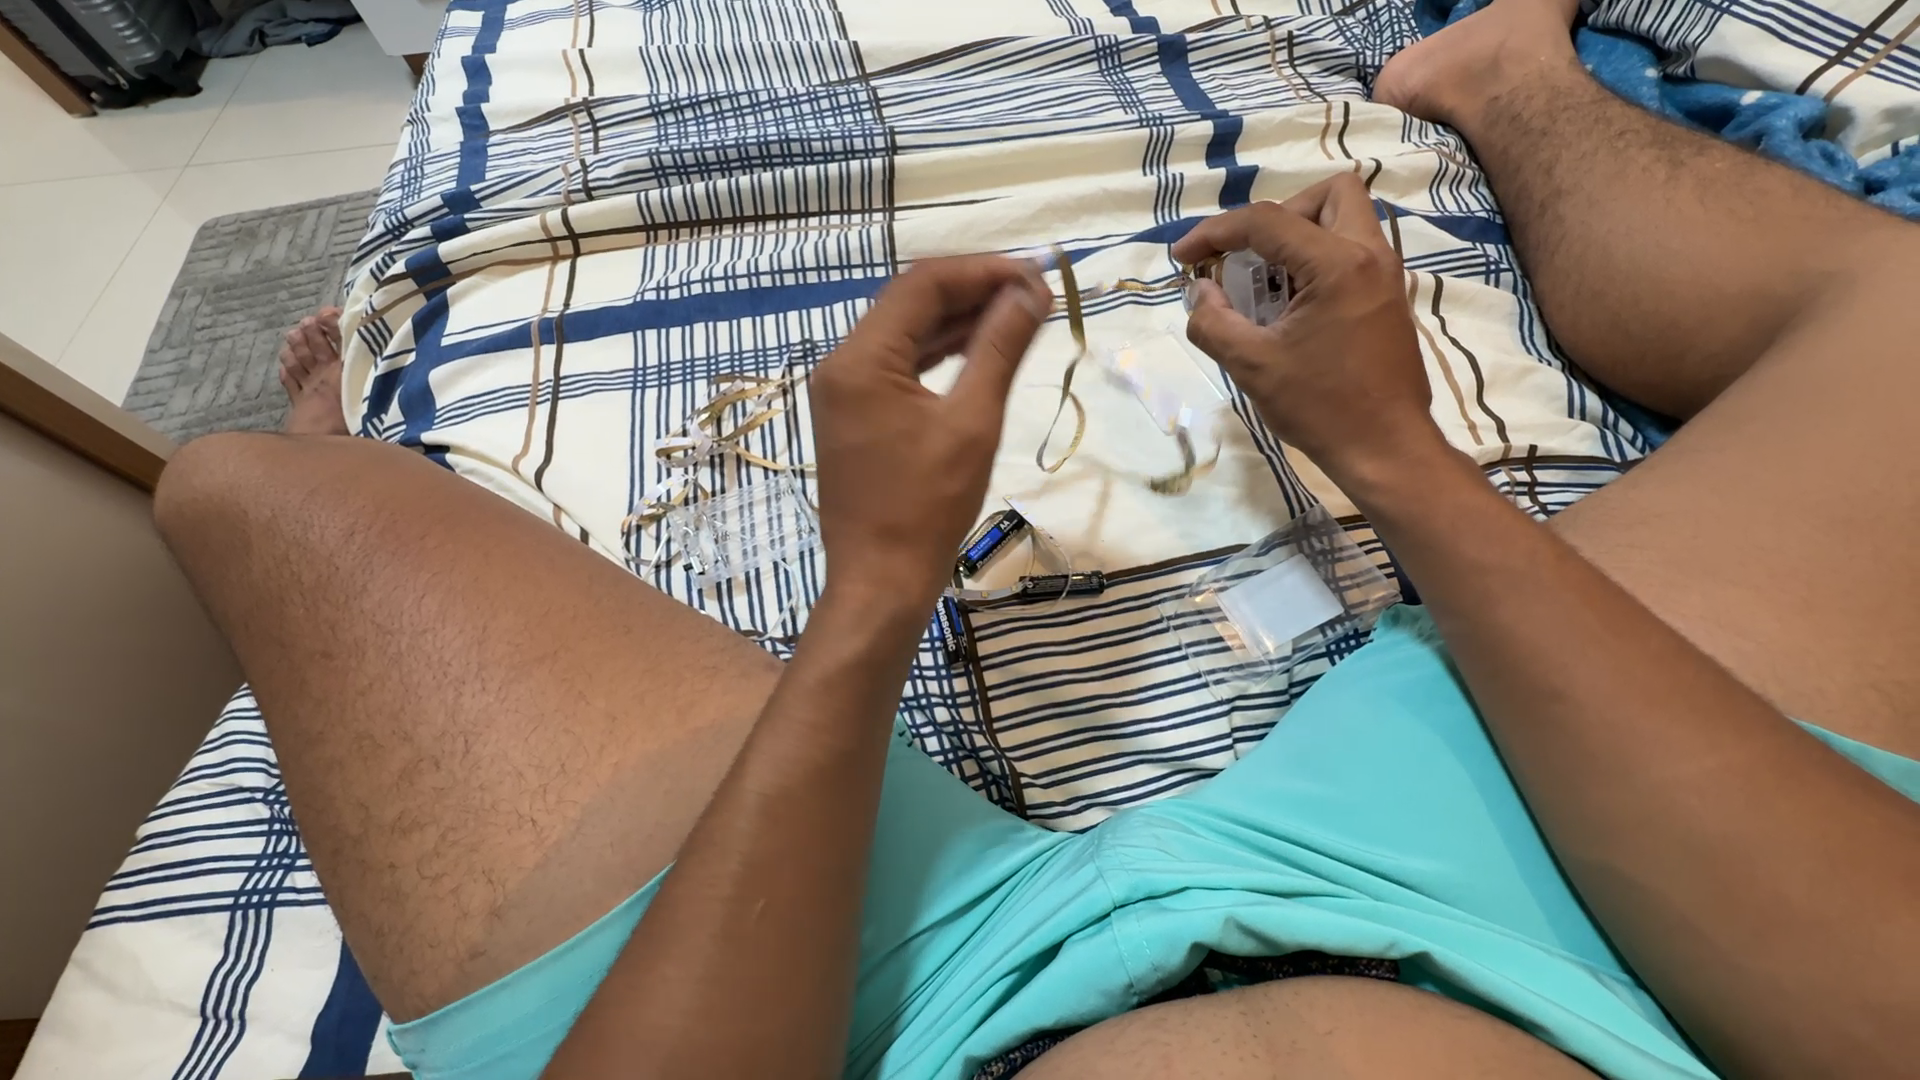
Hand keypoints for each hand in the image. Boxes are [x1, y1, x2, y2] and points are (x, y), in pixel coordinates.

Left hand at [810, 256, 1050, 609]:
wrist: (881, 580)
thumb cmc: (927, 507)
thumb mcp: (972, 422)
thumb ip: (999, 348)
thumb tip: (1032, 290)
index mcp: (861, 358)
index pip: (923, 284)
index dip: (984, 272)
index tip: (1037, 275)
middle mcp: (841, 364)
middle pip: (911, 303)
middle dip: (974, 292)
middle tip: (1034, 294)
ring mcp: (843, 392)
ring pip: (905, 335)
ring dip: (959, 322)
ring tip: (1018, 317)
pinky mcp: (854, 416)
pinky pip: (898, 368)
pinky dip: (939, 356)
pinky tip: (980, 351)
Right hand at [1173, 173, 1445, 490]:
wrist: (1384, 447)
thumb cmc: (1319, 406)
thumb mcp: (1251, 366)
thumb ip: (1213, 323)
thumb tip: (1200, 294)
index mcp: (1338, 265)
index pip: (1268, 221)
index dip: (1216, 232)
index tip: (1183, 257)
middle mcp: (1370, 255)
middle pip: (1327, 195)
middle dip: (1277, 216)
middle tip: (1248, 259)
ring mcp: (1385, 276)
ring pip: (1344, 219)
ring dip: (1297, 238)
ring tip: (1264, 285)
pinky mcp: (1386, 298)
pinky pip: (1350, 253)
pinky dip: (1314, 262)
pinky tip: (1289, 308)